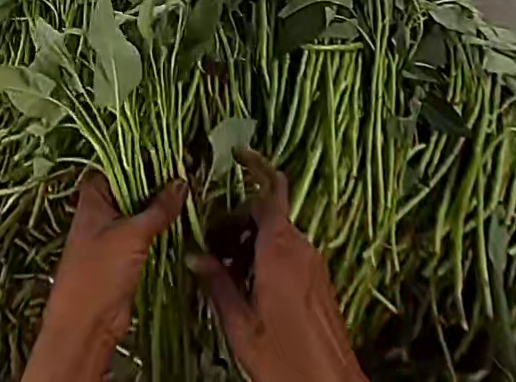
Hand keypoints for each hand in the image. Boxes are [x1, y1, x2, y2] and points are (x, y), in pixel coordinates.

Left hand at [23, 172, 186, 381]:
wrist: (87, 327)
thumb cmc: (99, 272)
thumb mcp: (132, 233)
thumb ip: (159, 208)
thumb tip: (181, 183)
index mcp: (94, 196)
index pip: (118, 164)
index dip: (141, 156)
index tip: (169, 151)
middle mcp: (101, 210)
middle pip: (131, 186)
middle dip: (156, 181)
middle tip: (184, 171)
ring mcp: (112, 232)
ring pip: (139, 210)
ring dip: (160, 205)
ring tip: (188, 191)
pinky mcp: (123, 254)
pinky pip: (144, 232)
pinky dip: (160, 226)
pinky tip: (180, 219)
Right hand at [188, 151, 367, 381]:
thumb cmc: (286, 361)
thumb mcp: (240, 326)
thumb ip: (217, 285)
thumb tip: (195, 257)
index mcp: (279, 249)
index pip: (271, 190)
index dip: (256, 167)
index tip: (240, 154)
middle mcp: (300, 247)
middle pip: (267, 212)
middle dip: (239, 219)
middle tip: (214, 242)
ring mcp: (313, 262)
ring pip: (278, 233)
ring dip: (253, 241)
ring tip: (229, 271)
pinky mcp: (319, 279)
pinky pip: (290, 252)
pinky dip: (268, 256)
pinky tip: (252, 286)